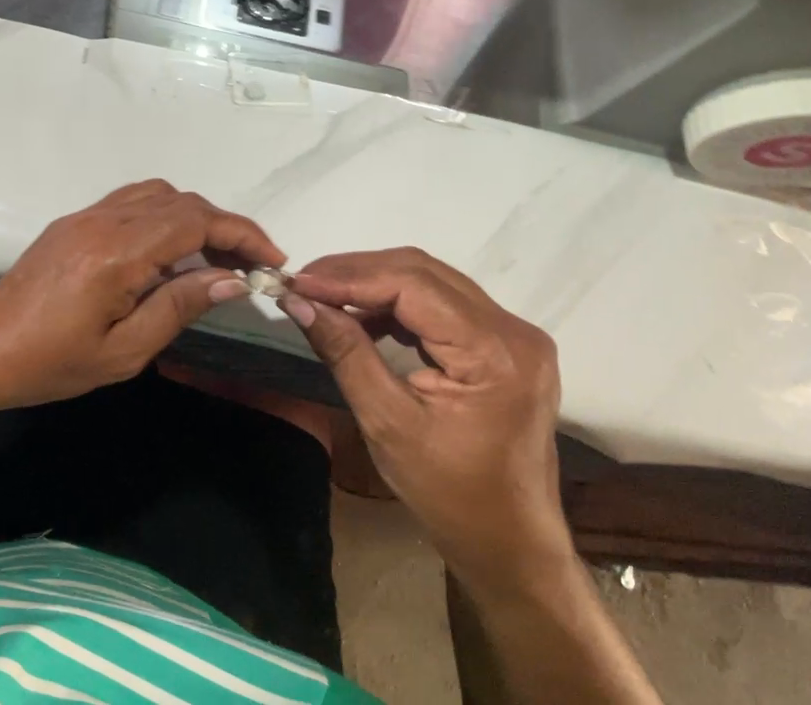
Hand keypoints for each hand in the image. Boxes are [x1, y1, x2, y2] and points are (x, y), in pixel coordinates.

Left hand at [0, 180, 285, 411]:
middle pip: (178, 202)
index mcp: (116, 252)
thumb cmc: (52, 363)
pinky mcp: (69, 226)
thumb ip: (179, 306)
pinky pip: (127, 206)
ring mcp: (81, 219)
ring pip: (152, 196)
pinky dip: (160, 220)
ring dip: (192, 218)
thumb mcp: (125, 350)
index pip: (194, 221)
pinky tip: (170, 258)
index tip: (273, 262)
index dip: (242, 234)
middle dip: (223, 226)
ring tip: (216, 260)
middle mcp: (100, 222)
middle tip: (250, 267)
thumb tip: (231, 278)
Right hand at [284, 249, 570, 582]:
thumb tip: (297, 302)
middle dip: (355, 272)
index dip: (348, 277)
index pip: (413, 285)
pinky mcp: (503, 347)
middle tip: (301, 286)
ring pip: (431, 282)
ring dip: (372, 283)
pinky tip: (360, 317)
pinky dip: (395, 303)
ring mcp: (513, 337)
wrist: (507, 538)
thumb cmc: (447, 488)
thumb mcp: (385, 420)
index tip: (296, 284)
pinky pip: (441, 305)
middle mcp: (514, 332)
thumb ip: (345, 352)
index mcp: (495, 353)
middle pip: (423, 273)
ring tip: (322, 298)